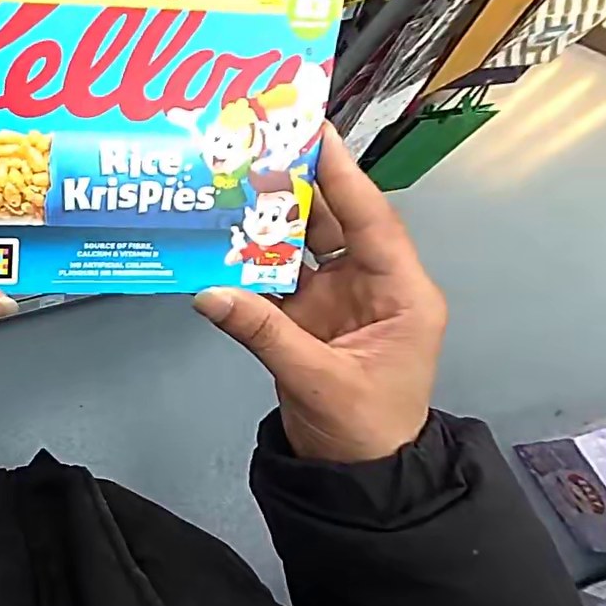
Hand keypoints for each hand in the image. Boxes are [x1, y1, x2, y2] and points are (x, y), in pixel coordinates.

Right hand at [192, 125, 445, 462]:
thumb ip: (263, 333)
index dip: (343, 175)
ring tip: (233, 188)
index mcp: (398, 293)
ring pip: (300, 247)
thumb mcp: (317, 379)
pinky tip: (223, 242)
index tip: (314, 133)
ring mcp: (332, 300)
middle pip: (333, 224)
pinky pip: (275, 278)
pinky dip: (249, 262)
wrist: (354, 471)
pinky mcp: (303, 316)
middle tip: (258, 151)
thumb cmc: (363, 427)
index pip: (371, 221)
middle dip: (298, 188)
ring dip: (269, 222)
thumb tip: (207, 292)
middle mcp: (368, 285)